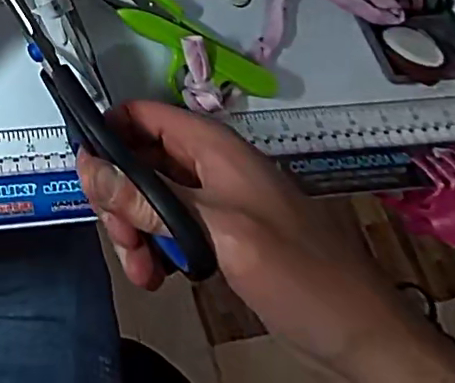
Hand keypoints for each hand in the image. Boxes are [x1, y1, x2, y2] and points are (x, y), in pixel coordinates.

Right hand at [79, 101, 454, 381]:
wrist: (366, 340)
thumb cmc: (303, 275)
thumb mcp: (216, 232)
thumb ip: (149, 199)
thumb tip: (90, 168)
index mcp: (211, 145)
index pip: (139, 114)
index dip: (107, 134)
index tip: (88, 172)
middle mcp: (208, 163)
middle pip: (137, 157)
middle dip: (119, 195)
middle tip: (121, 233)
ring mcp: (212, 197)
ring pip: (148, 194)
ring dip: (133, 227)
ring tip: (141, 267)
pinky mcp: (217, 230)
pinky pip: (167, 223)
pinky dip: (153, 245)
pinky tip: (157, 273)